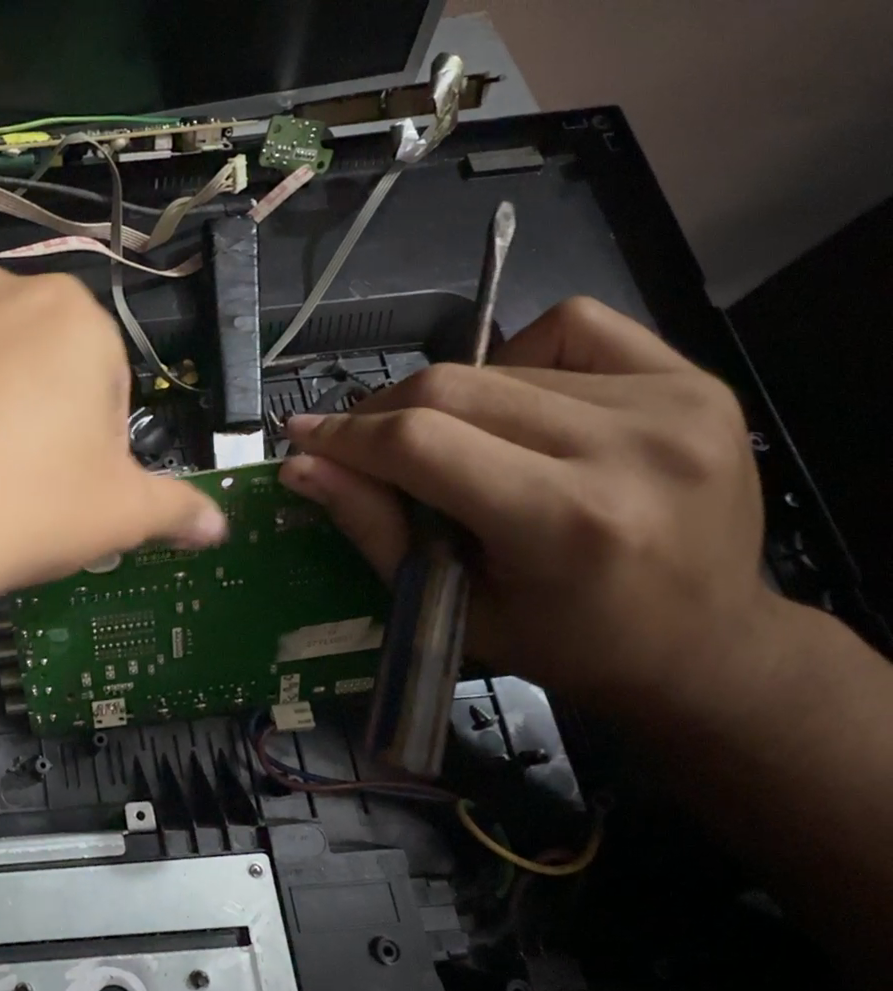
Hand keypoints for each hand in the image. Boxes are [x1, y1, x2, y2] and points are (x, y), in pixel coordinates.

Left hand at [0, 263, 225, 593]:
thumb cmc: (23, 507)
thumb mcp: (118, 514)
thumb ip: (176, 510)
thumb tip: (215, 526)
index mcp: (71, 312)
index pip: (105, 376)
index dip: (93, 438)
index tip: (69, 483)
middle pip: (35, 359)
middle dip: (37, 413)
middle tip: (16, 482)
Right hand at [277, 297, 772, 711]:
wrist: (707, 644)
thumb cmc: (565, 642)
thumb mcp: (451, 604)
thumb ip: (374, 528)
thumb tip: (301, 465)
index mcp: (565, 522)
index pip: (419, 443)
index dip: (346, 436)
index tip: (303, 438)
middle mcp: (628, 448)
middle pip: (451, 389)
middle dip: (382, 414)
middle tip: (359, 446)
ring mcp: (672, 404)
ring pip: (498, 362)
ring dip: (446, 399)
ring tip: (451, 443)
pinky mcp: (694, 380)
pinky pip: (571, 327)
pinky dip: (520, 355)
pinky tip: (519, 404)